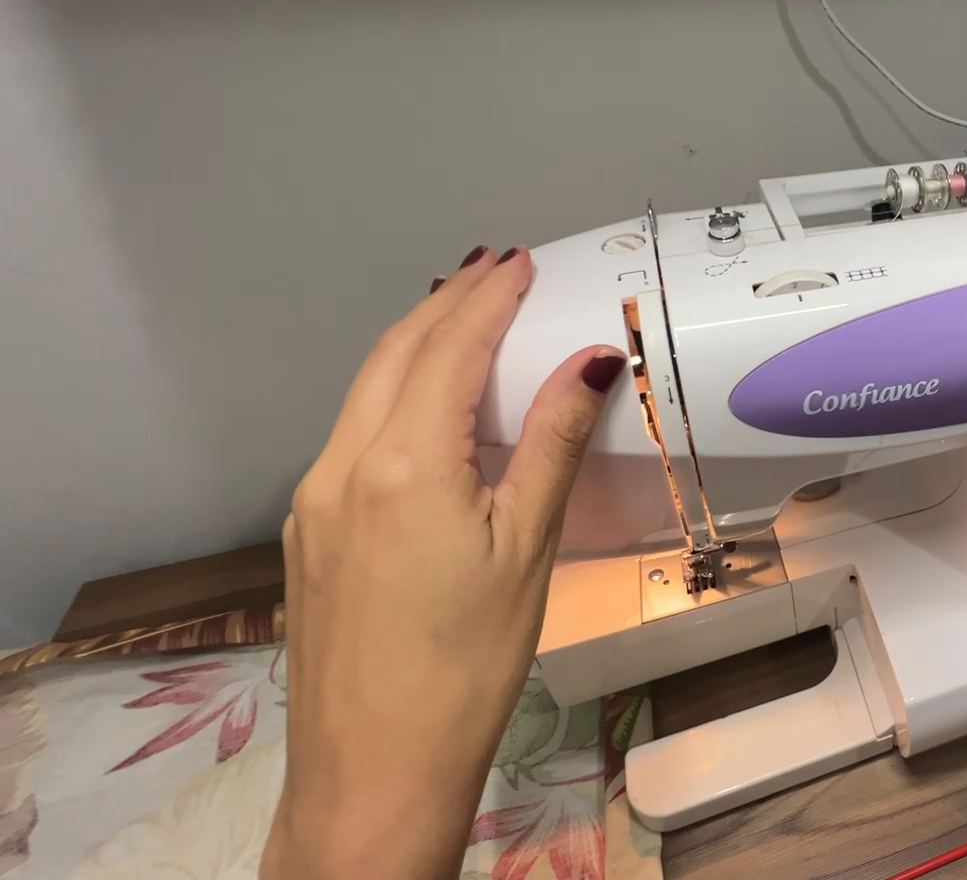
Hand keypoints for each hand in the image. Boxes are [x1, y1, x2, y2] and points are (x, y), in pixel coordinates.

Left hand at [263, 246, 627, 878]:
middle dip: (445, 302)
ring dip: (417, 339)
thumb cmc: (473, 654)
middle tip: (496, 269)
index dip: (487, 301)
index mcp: (403, 466)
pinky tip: (427, 393)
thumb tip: (593, 360)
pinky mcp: (311, 528)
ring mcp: (314, 498)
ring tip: (464, 310)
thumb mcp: (528, 544)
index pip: (447, 352)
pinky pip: (355, 428)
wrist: (376, 766)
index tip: (522, 262)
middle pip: (394, 356)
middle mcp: (342, 467)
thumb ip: (553, 443)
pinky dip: (397, 386)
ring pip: (366, 389)